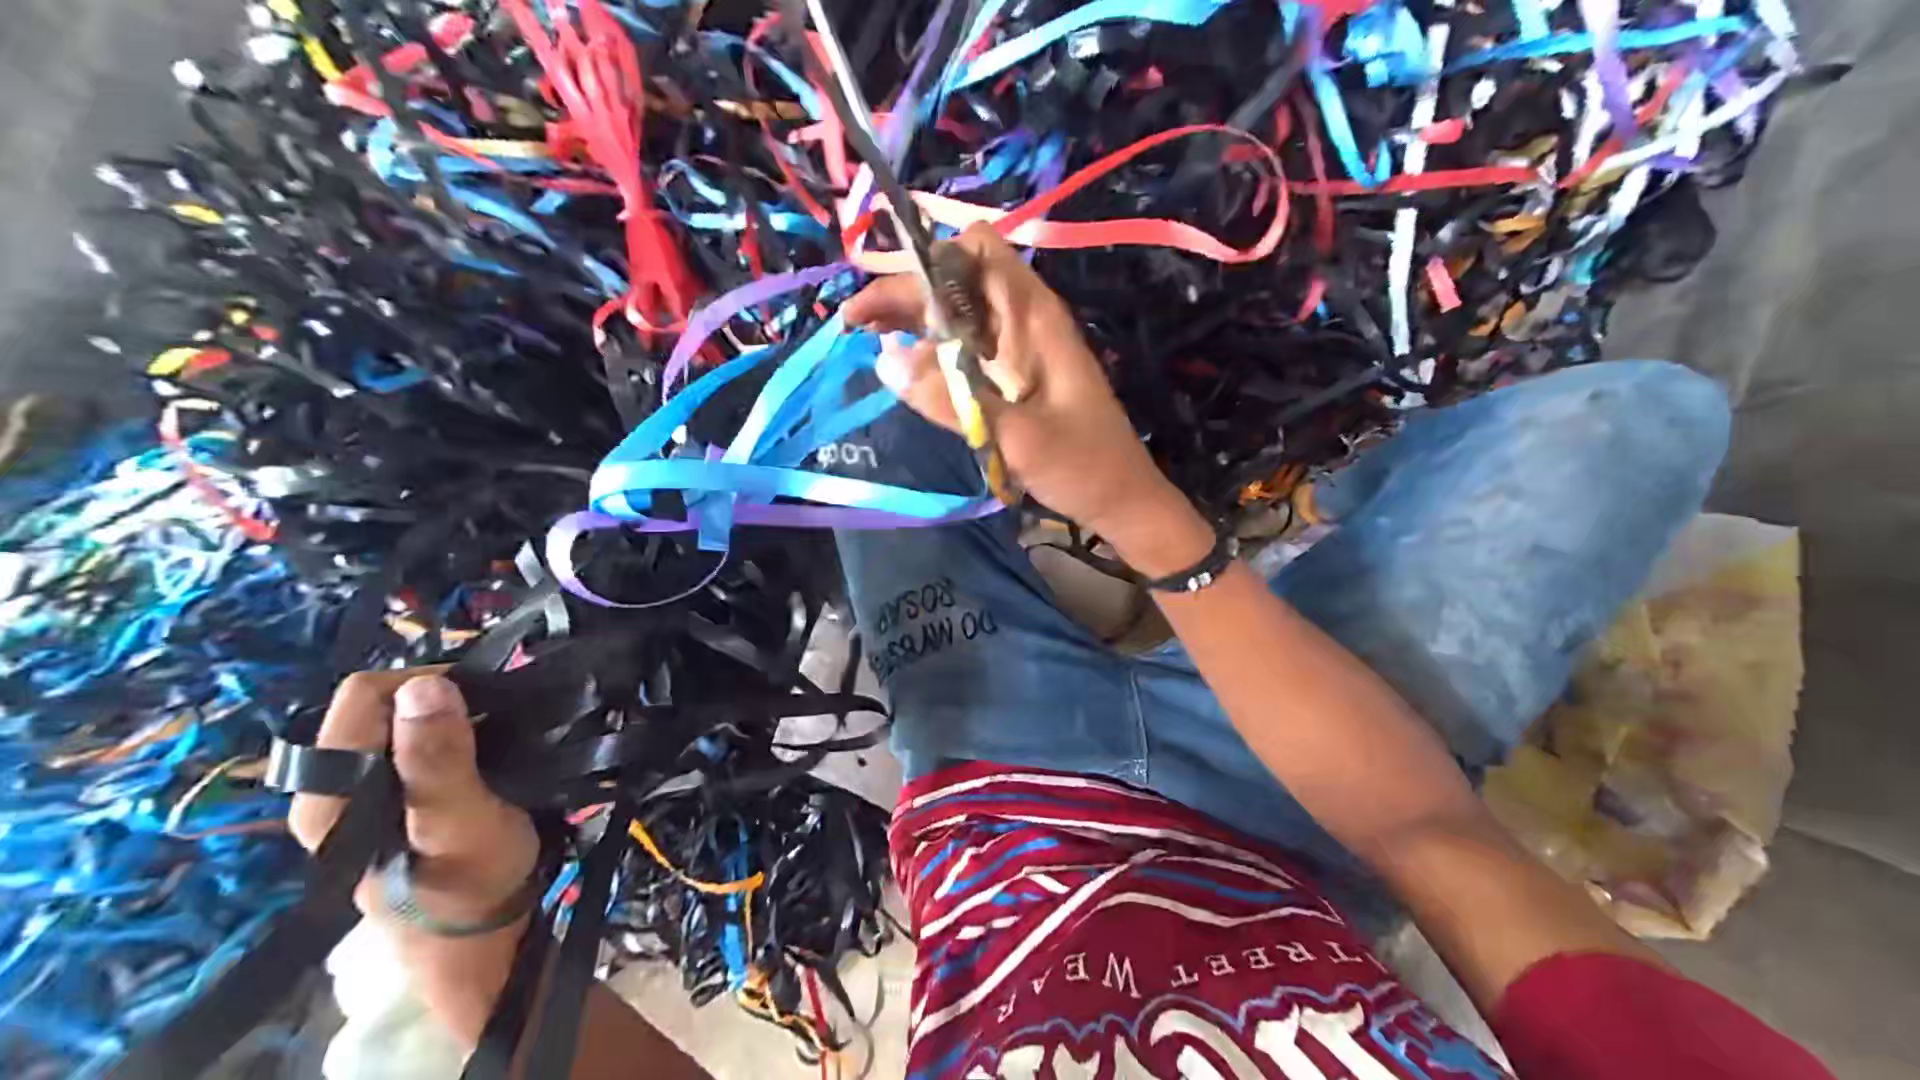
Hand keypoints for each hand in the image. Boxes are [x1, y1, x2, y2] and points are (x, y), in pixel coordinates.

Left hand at [288, 672, 539, 1045]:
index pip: (366, 695)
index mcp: (333, 792)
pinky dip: (455, 731)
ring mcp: (365, 790)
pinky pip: (418, 739)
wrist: (485, 931)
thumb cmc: (475, 879)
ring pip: (403, 718)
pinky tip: (484, 748)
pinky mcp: (395, 794)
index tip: (482, 702)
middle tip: (494, 721)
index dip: (427, 684)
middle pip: (383, 703)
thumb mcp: (462, 821)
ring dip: (453, 714)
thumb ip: (438, 759)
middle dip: (443, 698)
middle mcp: (336, 784)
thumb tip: (424, 685)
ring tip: (495, 732)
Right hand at [841, 224, 1214, 577]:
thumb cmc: (1081, 465)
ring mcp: (1018, 348)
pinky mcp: (1012, 375)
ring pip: (958, 312)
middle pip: (958, 280)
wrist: (1120, 499)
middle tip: (856, 323)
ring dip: (913, 317)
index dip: (932, 261)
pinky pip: (965, 346)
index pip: (979, 252)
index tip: (891, 300)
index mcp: (1034, 318)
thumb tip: (884, 362)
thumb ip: (952, 400)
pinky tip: (905, 365)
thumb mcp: (1016, 437)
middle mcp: (1024, 321)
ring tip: (866, 336)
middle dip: (907, 290)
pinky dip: (932, 348)